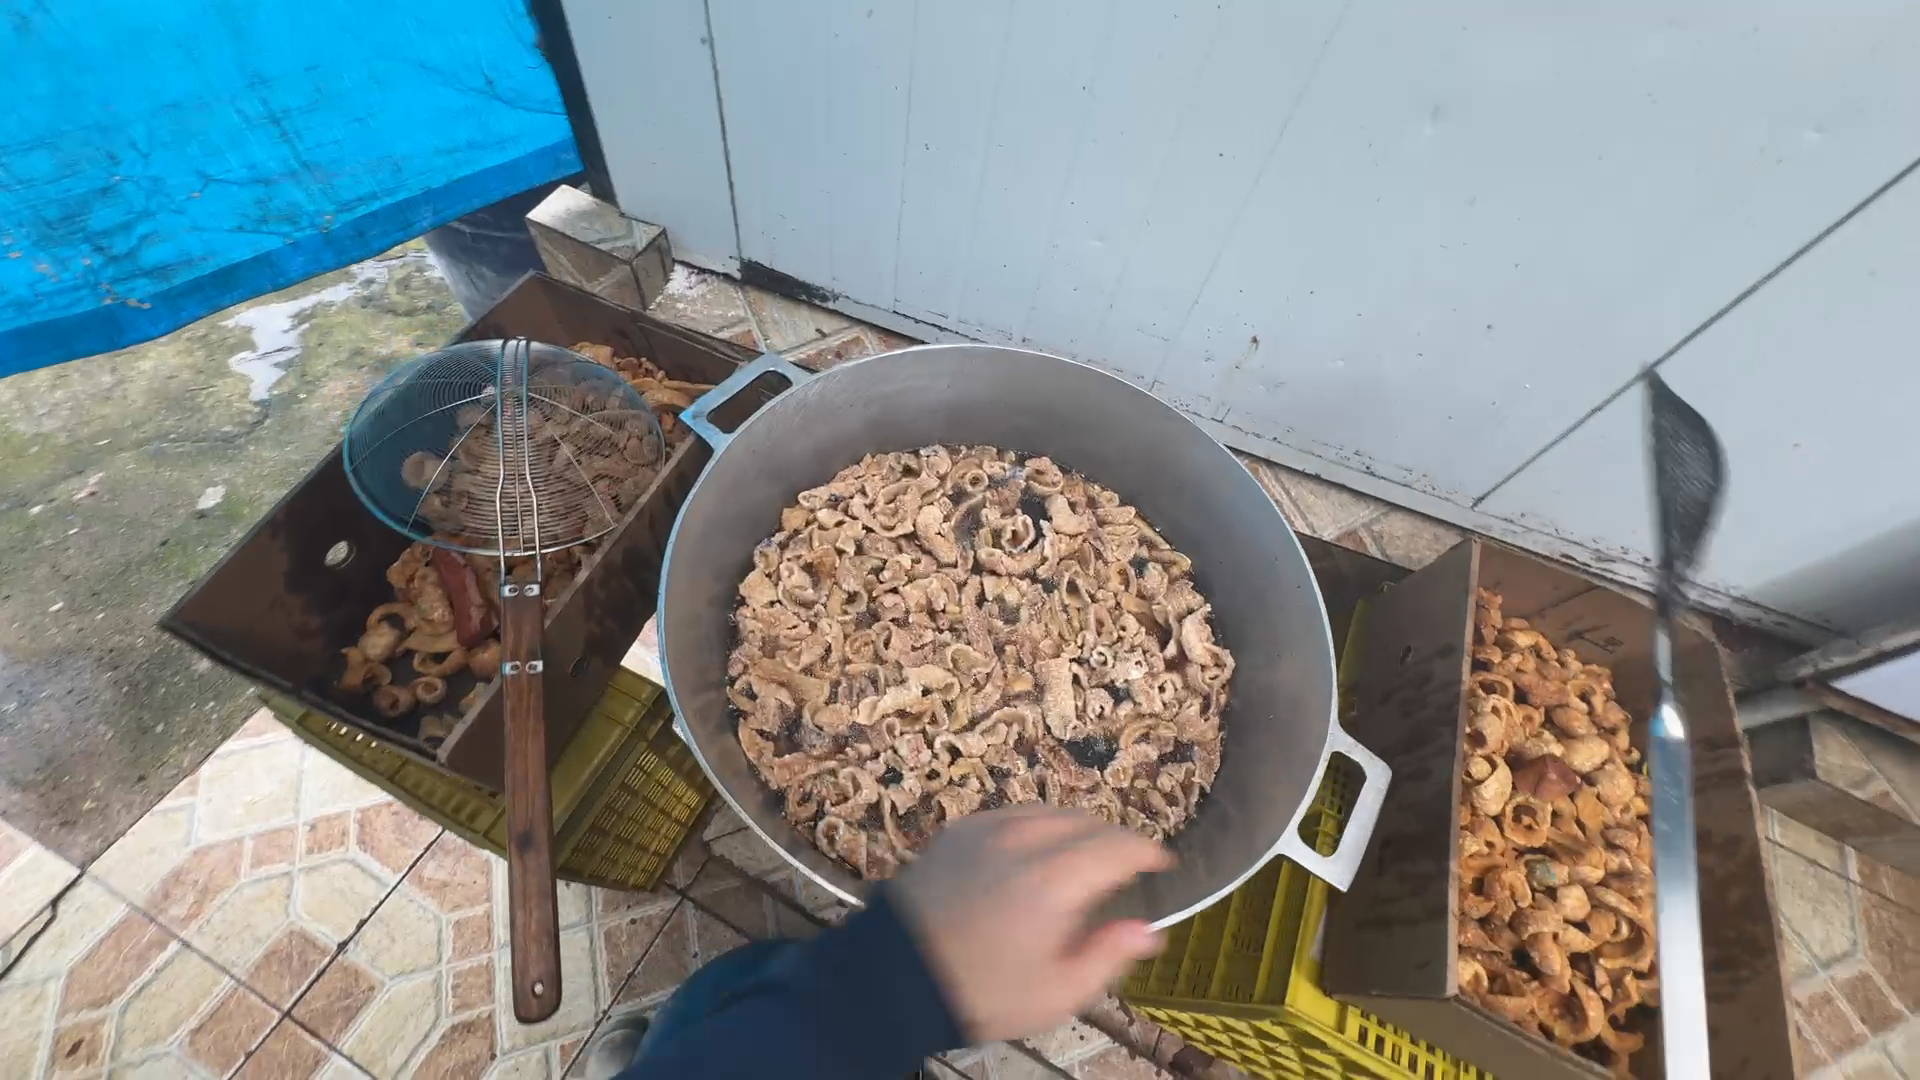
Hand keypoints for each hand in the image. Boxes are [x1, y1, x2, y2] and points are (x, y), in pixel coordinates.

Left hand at [890, 805, 1172, 1041]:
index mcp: (1054, 879)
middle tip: (1124, 867)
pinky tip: (1037, 851)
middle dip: (1114, 839)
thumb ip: (1108, 955)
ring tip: (1084, 857)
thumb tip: (1149, 929)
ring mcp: (990, 826)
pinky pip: (1017, 813)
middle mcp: (1026, 838)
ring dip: (1078, 828)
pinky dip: (1040, 826)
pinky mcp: (964, 826)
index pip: (1117, 845)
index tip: (1161, 861)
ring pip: (1053, 811)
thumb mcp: (1056, 992)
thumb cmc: (984, 990)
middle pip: (1088, 821)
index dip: (1146, 850)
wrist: (898, 970)